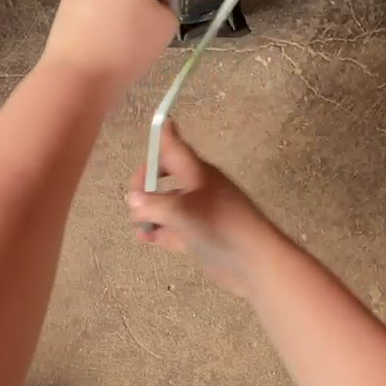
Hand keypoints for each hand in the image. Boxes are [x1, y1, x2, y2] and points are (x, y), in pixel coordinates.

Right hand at [127, 123, 283, 296]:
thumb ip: (153, 204)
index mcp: (197, 173)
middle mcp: (198, 188)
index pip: (175, 147)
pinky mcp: (201, 235)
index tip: (156, 125)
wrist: (253, 260)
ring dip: (151, 211)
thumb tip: (133, 199)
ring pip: (169, 205)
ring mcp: (200, 213)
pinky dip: (161, 231)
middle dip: (147, 183)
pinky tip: (146, 239)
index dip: (164, 136)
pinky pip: (175, 228)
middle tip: (134, 197)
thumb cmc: (219, 225)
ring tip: (138, 224)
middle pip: (167, 176)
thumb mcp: (181, 211)